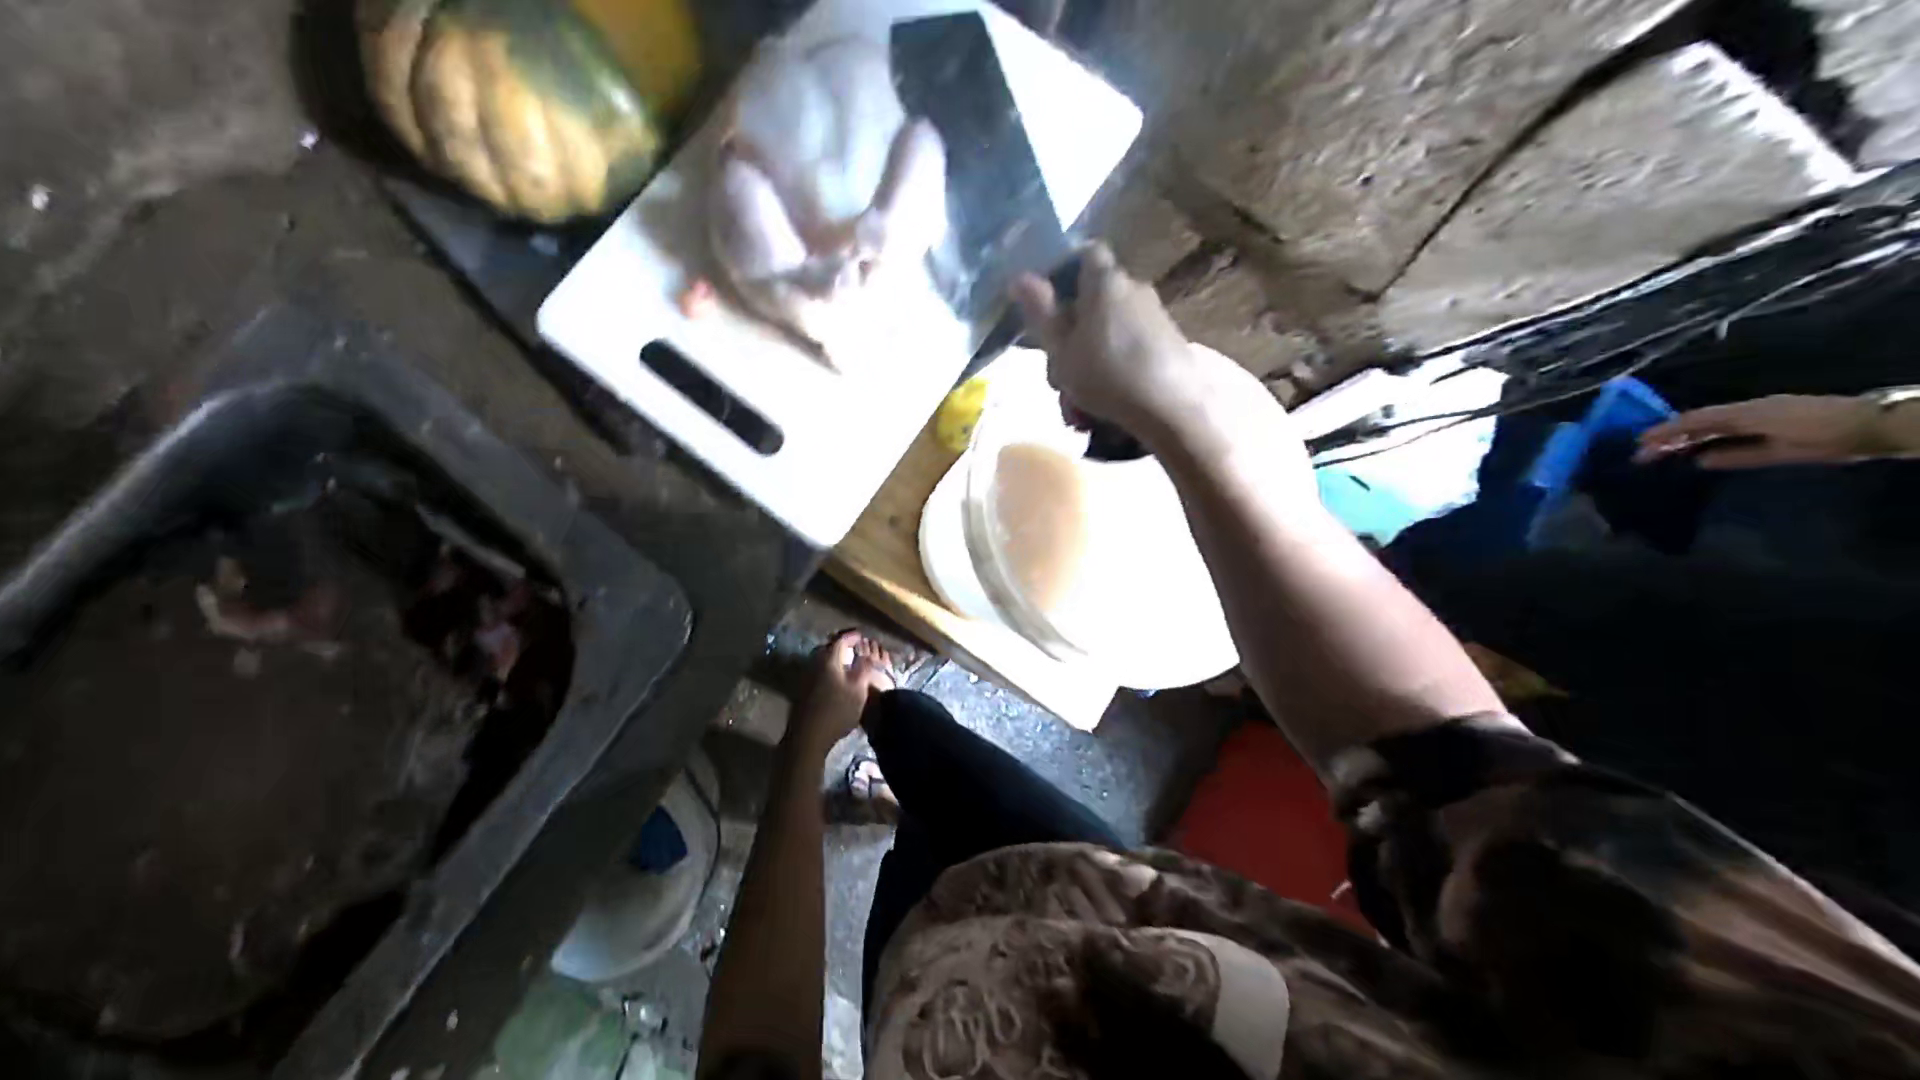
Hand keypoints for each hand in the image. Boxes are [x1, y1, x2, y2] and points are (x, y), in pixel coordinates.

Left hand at [787, 631, 894, 754]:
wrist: (808, 735)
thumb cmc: (837, 710)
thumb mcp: (858, 689)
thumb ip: (863, 668)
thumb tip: (865, 654)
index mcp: (828, 660)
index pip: (840, 640)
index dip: (852, 636)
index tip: (861, 635)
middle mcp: (814, 664)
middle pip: (828, 648)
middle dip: (841, 645)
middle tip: (854, 647)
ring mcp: (806, 677)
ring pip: (822, 660)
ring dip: (834, 658)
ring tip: (847, 662)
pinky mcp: (803, 690)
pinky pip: (818, 671)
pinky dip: (828, 669)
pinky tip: (836, 679)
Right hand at [1010, 244, 1219, 440]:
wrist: (1170, 409)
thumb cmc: (1105, 376)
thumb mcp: (1061, 350)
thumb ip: (1041, 312)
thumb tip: (1020, 277)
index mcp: (1104, 282)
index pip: (1086, 253)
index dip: (1066, 270)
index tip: (1049, 302)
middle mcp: (1134, 287)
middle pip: (1097, 298)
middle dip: (1074, 330)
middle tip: (1058, 370)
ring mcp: (1157, 314)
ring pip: (1113, 327)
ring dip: (1092, 356)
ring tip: (1080, 402)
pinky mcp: (1171, 341)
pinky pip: (1133, 345)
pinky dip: (1117, 365)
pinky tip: (1109, 401)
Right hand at [1635, 395, 1879, 469]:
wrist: (1877, 424)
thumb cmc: (1827, 438)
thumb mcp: (1783, 451)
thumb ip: (1739, 455)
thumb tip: (1700, 460)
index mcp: (1746, 415)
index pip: (1694, 421)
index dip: (1665, 431)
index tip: (1639, 444)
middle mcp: (1748, 410)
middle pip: (1699, 421)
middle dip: (1669, 435)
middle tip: (1643, 452)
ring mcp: (1761, 412)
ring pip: (1712, 423)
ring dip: (1686, 435)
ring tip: (1663, 450)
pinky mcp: (1771, 417)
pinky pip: (1729, 424)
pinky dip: (1707, 434)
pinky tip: (1699, 446)